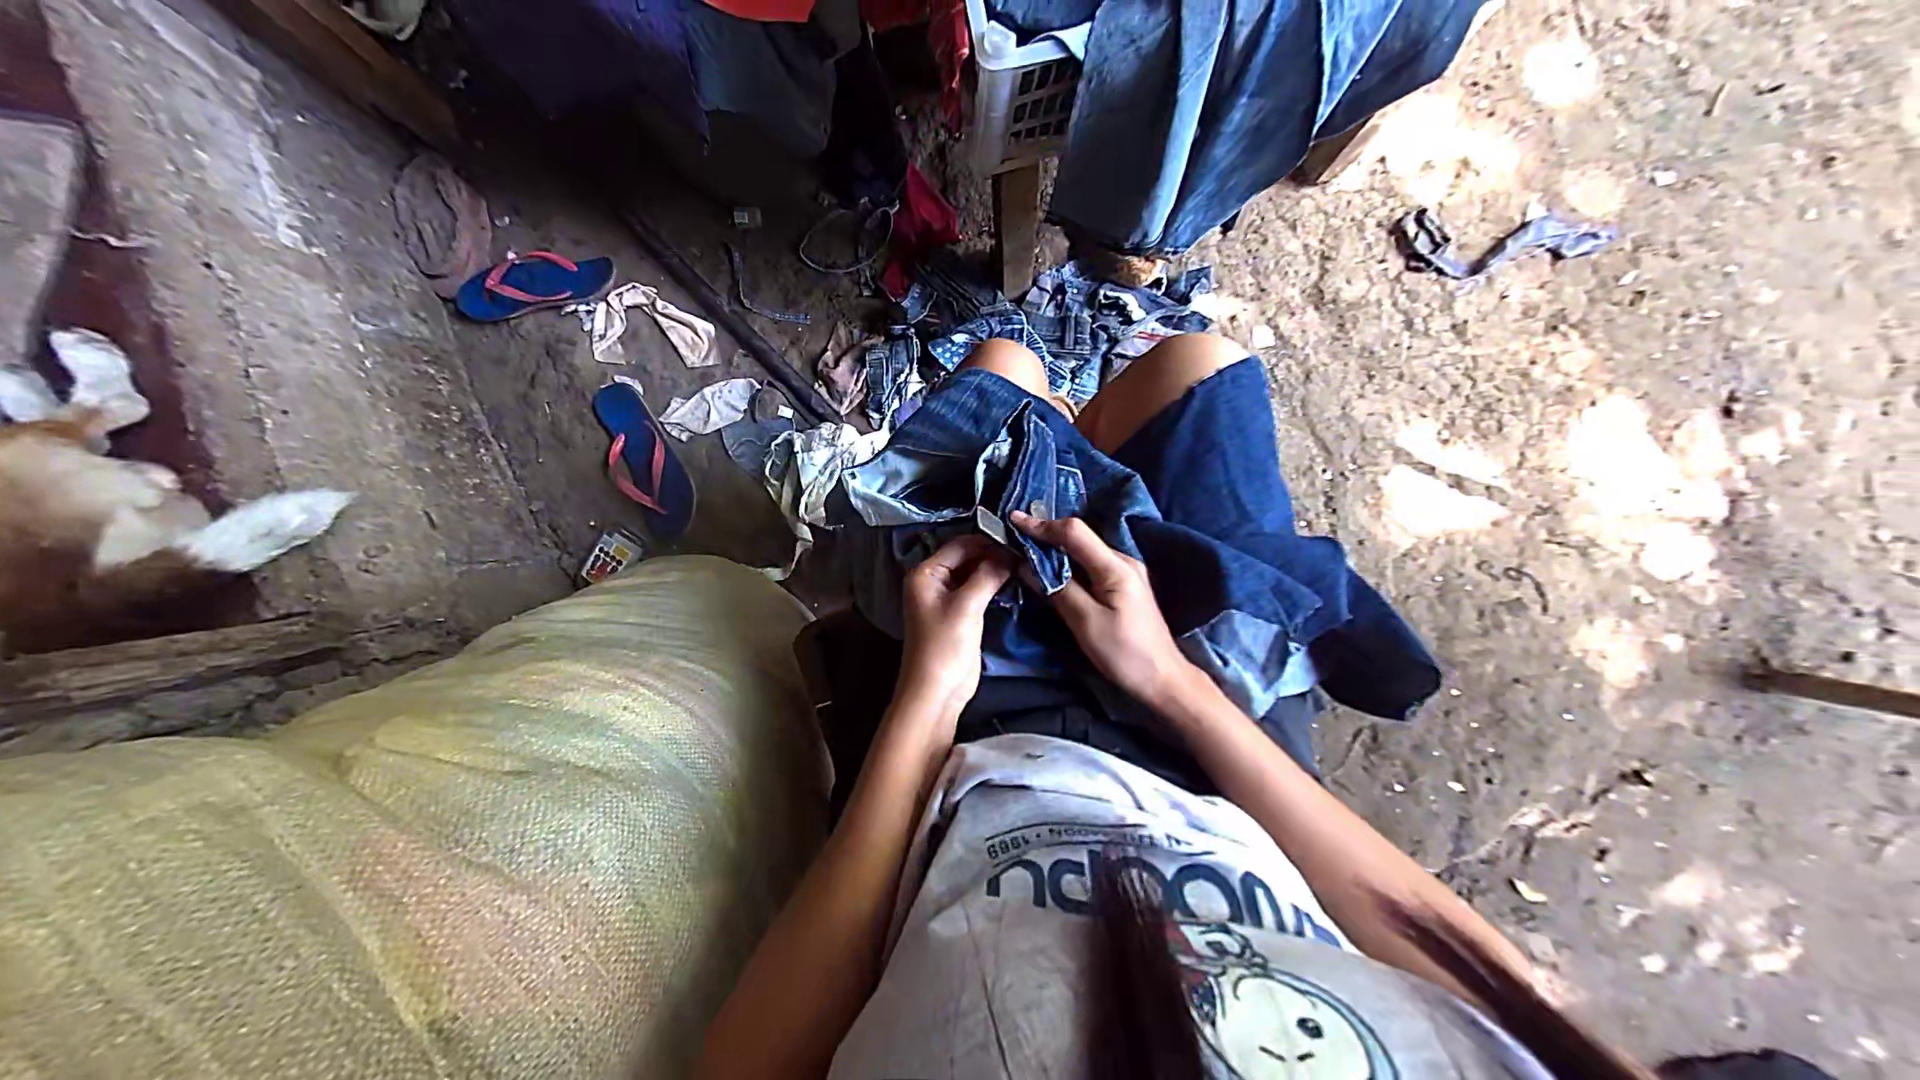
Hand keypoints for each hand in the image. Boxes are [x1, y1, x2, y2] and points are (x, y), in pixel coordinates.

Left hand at [898, 535, 1013, 717]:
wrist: (936, 692)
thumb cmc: (946, 646)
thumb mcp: (967, 606)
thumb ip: (988, 575)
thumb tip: (1010, 552)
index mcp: (925, 573)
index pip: (960, 545)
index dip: (988, 541)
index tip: (1018, 540)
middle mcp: (932, 581)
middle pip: (966, 557)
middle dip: (993, 554)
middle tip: (1026, 550)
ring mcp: (945, 598)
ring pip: (973, 573)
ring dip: (994, 569)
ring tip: (1024, 562)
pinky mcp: (958, 613)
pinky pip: (976, 589)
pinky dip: (992, 584)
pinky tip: (1013, 580)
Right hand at [1009, 511, 1198, 710]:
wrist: (1163, 680)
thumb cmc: (1125, 654)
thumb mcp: (1085, 623)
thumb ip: (1057, 590)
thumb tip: (1027, 565)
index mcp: (1115, 566)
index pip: (1074, 532)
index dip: (1042, 525)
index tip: (1013, 521)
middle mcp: (1123, 561)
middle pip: (1079, 538)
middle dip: (1045, 535)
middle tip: (1014, 537)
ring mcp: (1126, 573)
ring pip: (1083, 551)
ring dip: (1055, 550)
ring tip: (1026, 551)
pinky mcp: (1123, 586)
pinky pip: (1090, 565)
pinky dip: (1068, 564)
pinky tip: (1052, 572)